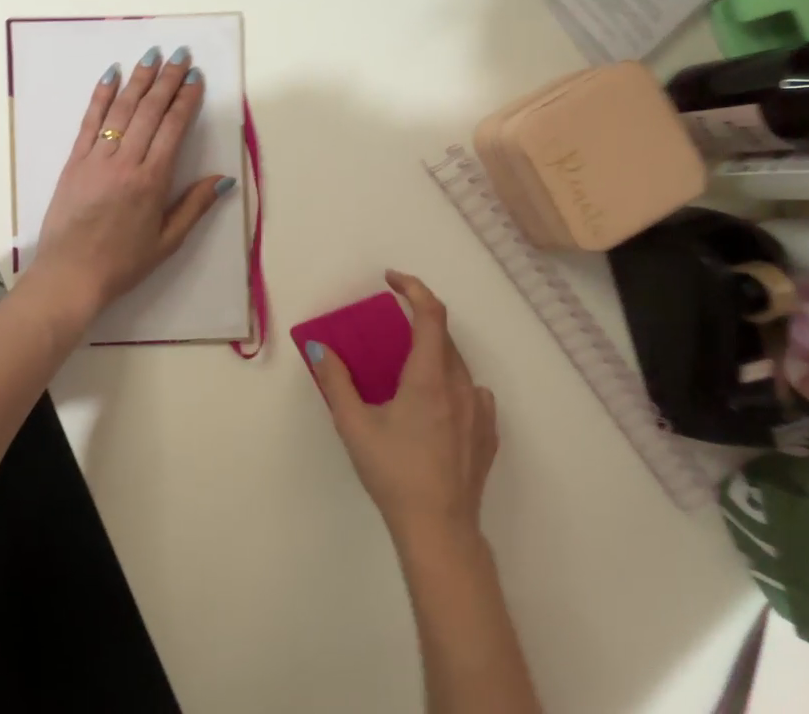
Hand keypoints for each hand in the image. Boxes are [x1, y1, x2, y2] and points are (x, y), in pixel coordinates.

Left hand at [23, 47, 233, 321]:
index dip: (185, 99)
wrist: (70, 274)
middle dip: (166, 79)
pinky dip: (101, 96)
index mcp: (151, 181)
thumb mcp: (167, 241)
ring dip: (137, 80)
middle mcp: (124, 162)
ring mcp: (96, 159)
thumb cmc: (122, 264)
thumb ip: (194, 206)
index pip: (173, 128)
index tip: (195, 77)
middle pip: (149, 111)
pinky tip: (111, 76)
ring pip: (121, 110)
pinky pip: (90, 122)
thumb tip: (223, 179)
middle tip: (179, 54)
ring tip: (150, 55)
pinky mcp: (74, 162)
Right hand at [304, 271, 497, 546]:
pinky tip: (432, 405)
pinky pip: (470, 392)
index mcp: (430, 379)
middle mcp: (461, 387)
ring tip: (405, 370)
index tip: (391, 280)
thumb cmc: (392, 472)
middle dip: (416, 322)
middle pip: (444, 338)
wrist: (439, 527)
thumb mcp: (353, 426)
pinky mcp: (488, 433)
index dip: (413, 289)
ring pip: (457, 366)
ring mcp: (480, 411)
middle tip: (386, 329)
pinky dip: (449, 383)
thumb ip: (336, 382)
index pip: (431, 315)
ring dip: (432, 354)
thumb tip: (320, 348)